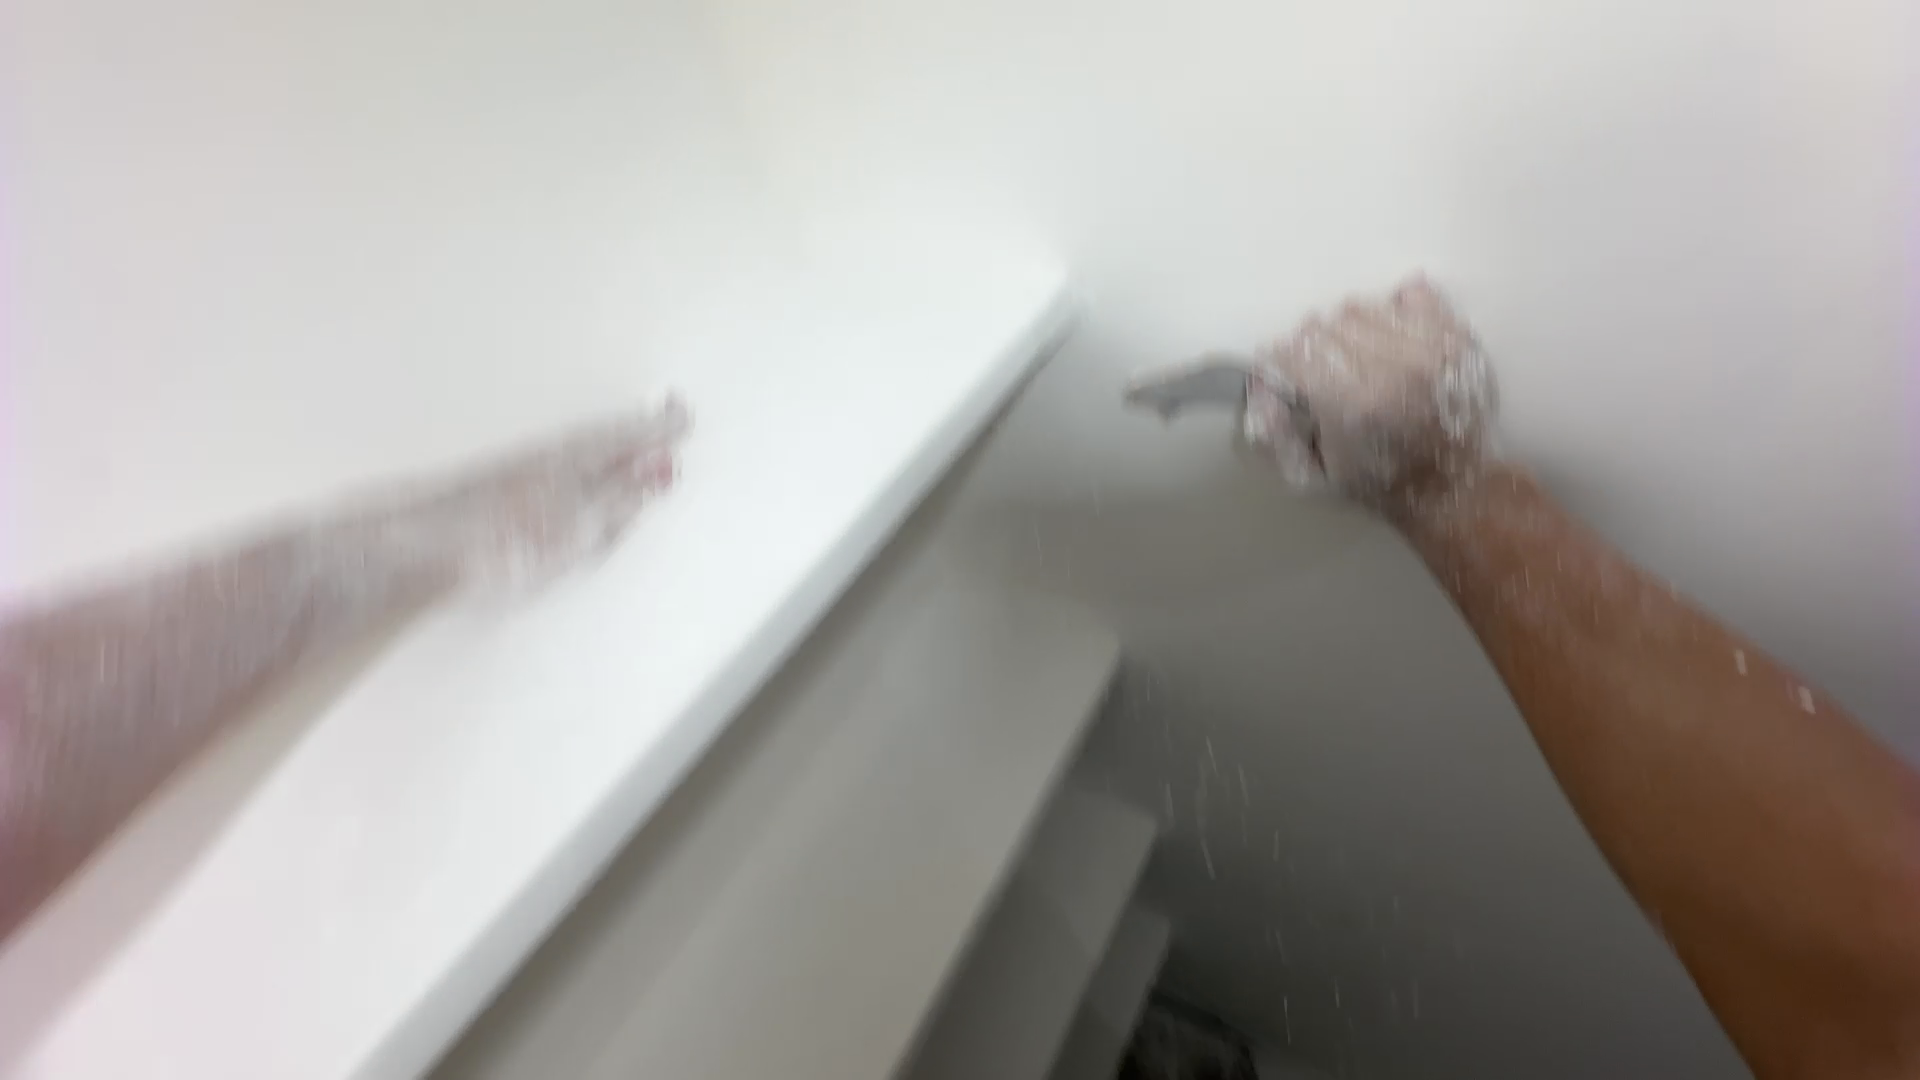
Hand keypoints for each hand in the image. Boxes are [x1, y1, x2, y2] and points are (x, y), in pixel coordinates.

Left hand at [401, 398, 690, 586]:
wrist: (414, 546)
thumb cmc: (507, 539)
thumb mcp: (581, 523)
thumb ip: (622, 496)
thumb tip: (663, 465)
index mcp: (578, 459)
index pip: (632, 434)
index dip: (661, 426)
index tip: (684, 413)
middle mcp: (554, 455)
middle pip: (611, 439)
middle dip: (643, 435)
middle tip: (670, 424)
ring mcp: (528, 470)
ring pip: (586, 453)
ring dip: (616, 452)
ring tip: (637, 454)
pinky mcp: (507, 488)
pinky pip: (565, 468)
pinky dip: (589, 469)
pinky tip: (584, 482)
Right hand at [1242, 276, 1496, 512]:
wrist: (1453, 485)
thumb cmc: (1374, 483)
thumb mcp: (1308, 478)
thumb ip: (1274, 435)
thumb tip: (1260, 386)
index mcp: (1353, 405)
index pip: (1295, 352)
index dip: (1280, 361)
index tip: (1285, 376)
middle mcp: (1392, 369)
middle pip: (1324, 325)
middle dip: (1311, 348)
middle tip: (1321, 374)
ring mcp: (1429, 348)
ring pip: (1361, 308)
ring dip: (1347, 330)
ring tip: (1355, 358)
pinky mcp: (1456, 337)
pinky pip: (1414, 294)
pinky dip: (1394, 309)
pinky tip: (1390, 337)